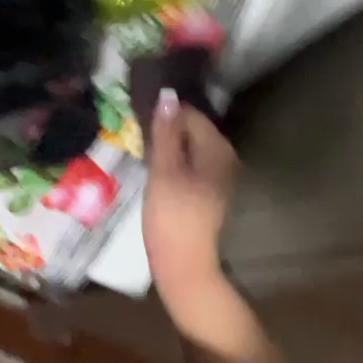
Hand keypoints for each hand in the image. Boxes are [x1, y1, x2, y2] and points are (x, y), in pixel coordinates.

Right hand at [143, 87, 240, 335]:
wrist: (183, 266)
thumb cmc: (172, 217)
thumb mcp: (164, 172)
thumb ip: (166, 133)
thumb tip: (167, 96)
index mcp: (217, 148)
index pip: (189, 114)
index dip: (164, 114)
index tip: (138, 121)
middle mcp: (225, 157)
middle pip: (192, 131)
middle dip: (166, 131)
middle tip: (137, 138)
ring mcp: (219, 177)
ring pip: (189, 149)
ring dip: (167, 149)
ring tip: (143, 155)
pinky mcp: (208, 194)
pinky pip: (190, 166)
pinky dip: (173, 165)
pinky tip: (155, 175)